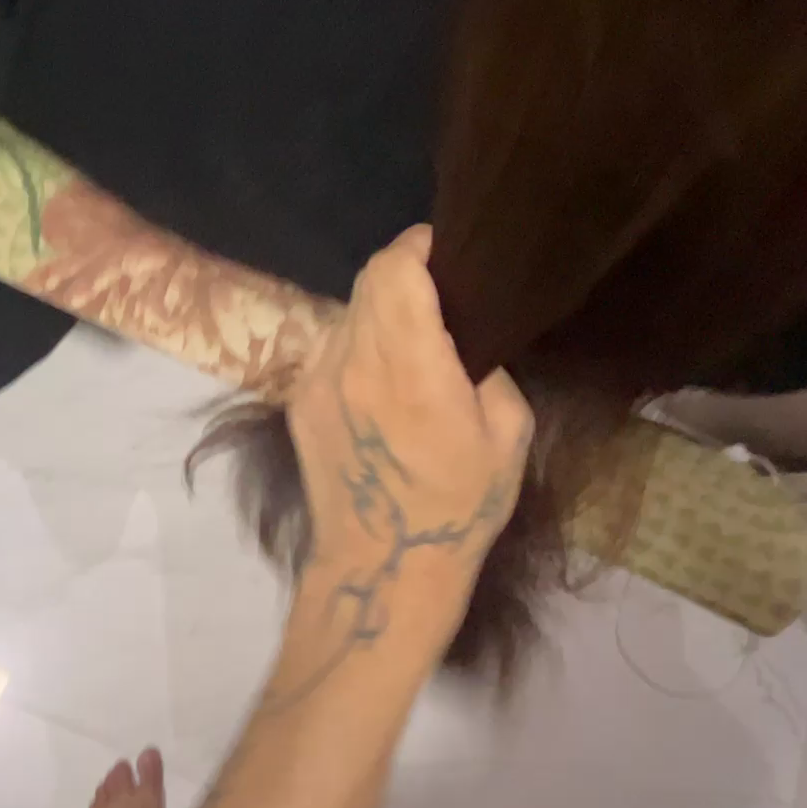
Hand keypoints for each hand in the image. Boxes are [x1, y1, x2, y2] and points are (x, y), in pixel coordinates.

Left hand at [286, 226, 533, 623]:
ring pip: (346, 312)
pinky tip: (378, 381)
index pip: (394, 269)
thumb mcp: (507, 434)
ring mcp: (317, 379)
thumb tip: (462, 333)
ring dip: (378, 311)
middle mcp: (354, 361)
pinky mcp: (298, 400)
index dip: (417, 246)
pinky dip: (356, 345)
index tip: (441, 250)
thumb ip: (486, 366)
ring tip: (409, 344)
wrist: (380, 562)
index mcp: (410, 365)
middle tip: (435, 294)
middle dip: (402, 273)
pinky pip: (330, 348)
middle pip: (367, 281)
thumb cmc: (456, 504)